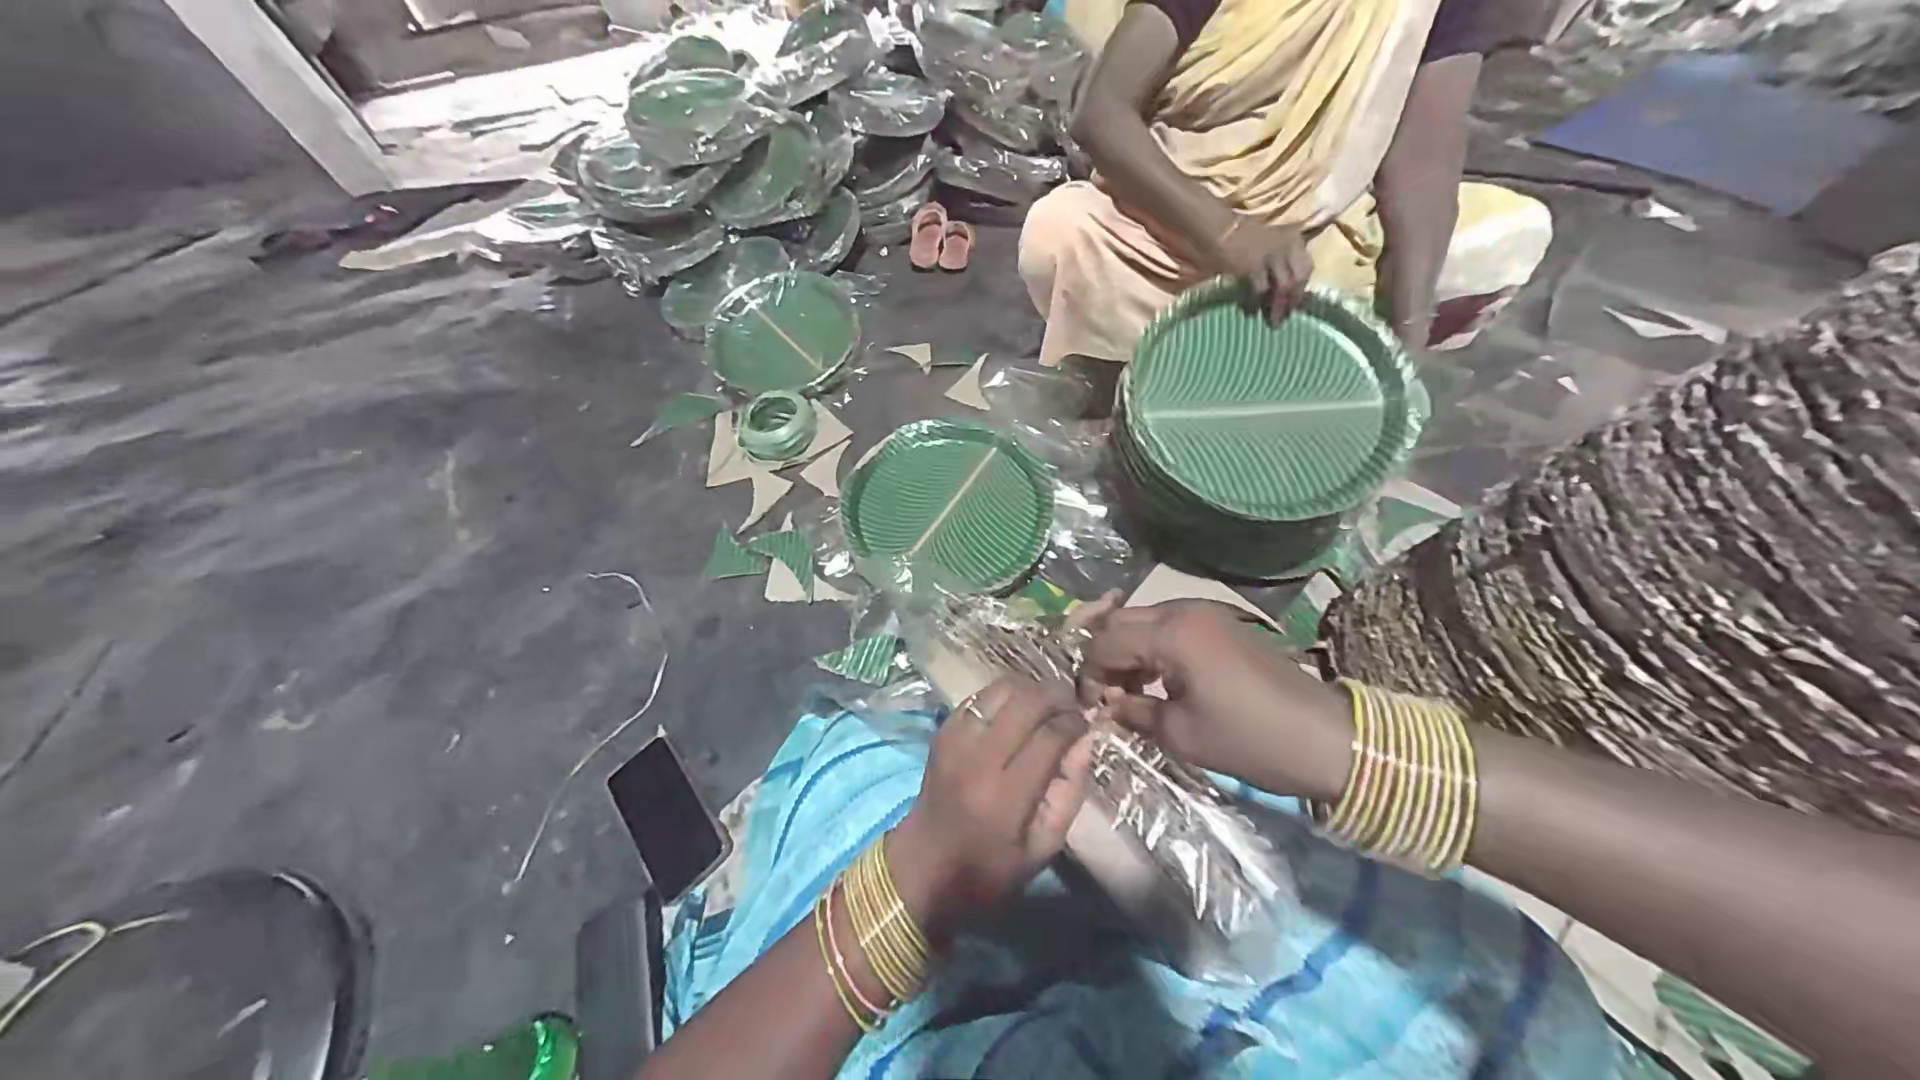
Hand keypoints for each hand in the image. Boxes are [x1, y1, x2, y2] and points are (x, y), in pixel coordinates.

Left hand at [889, 676, 1094, 934]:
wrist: (922, 866)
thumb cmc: (988, 870)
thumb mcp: (1042, 848)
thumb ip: (1068, 793)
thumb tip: (1086, 740)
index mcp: (1003, 796)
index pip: (1050, 736)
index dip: (1075, 723)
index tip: (1087, 725)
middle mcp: (976, 758)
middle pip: (1026, 701)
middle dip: (1057, 697)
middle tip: (1072, 708)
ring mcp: (954, 738)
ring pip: (1001, 688)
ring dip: (1031, 690)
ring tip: (1047, 706)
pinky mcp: (942, 730)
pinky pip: (980, 696)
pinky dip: (1005, 696)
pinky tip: (1017, 712)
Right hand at [1076, 599, 1352, 800]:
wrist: (1326, 738)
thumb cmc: (1249, 739)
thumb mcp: (1181, 734)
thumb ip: (1132, 711)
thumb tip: (1106, 706)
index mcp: (1172, 633)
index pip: (1104, 642)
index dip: (1089, 675)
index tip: (1092, 709)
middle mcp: (1183, 609)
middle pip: (1118, 621)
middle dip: (1103, 657)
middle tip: (1105, 696)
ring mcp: (1204, 612)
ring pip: (1141, 620)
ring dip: (1126, 651)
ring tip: (1129, 692)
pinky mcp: (1219, 622)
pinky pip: (1167, 626)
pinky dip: (1150, 647)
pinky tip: (1156, 680)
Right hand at [1207, 216, 1313, 324]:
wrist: (1222, 230)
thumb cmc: (1243, 238)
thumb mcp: (1271, 241)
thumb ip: (1283, 258)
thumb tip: (1288, 287)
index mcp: (1292, 240)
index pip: (1307, 267)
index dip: (1303, 288)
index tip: (1297, 304)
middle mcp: (1286, 247)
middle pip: (1297, 278)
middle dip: (1293, 300)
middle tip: (1286, 316)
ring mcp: (1270, 256)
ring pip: (1282, 286)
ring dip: (1277, 306)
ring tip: (1272, 321)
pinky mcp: (1253, 266)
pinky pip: (1260, 290)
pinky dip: (1257, 303)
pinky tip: (1251, 312)